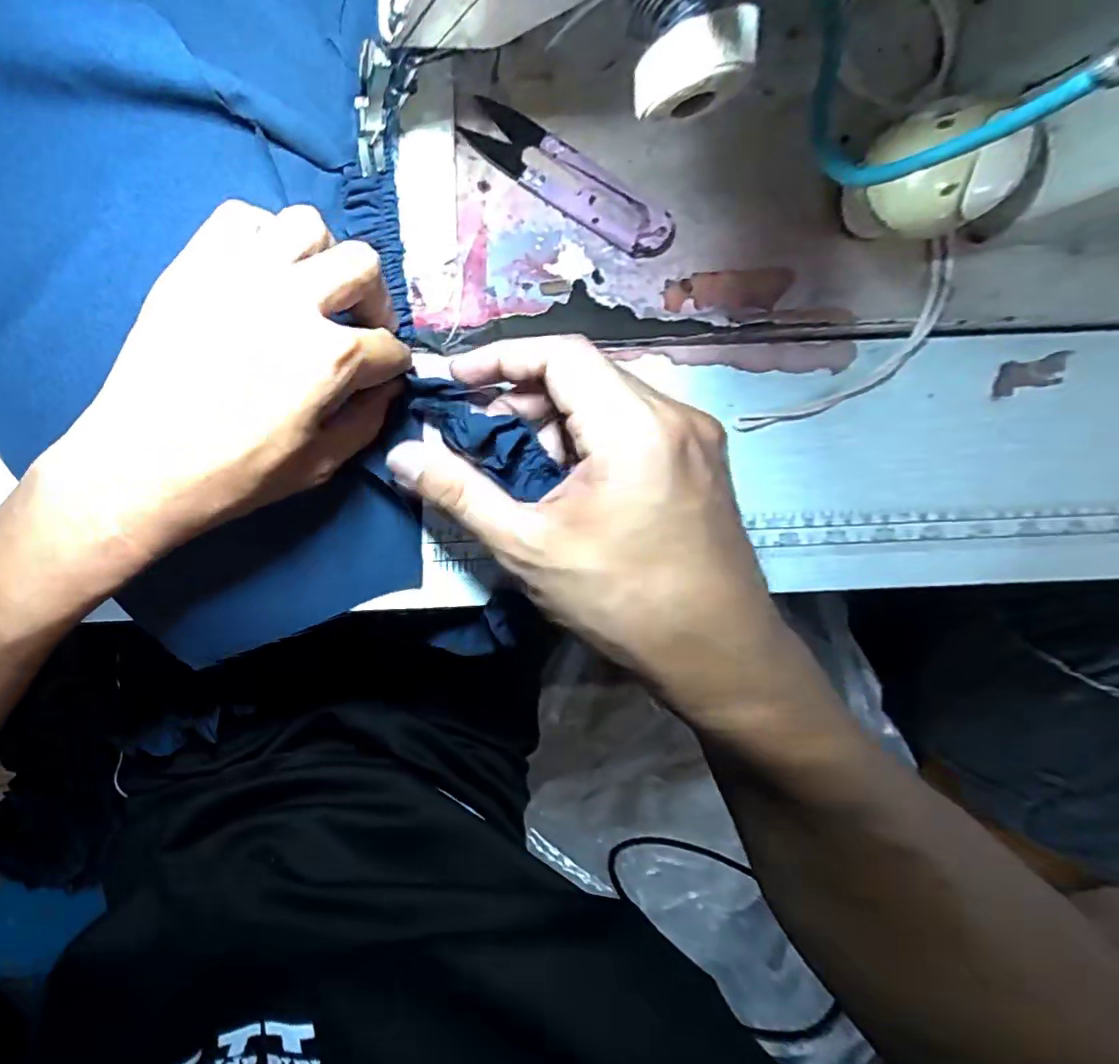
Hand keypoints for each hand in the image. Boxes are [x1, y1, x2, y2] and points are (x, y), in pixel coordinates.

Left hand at [19, 201, 410, 574]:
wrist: (141, 466)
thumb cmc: (231, 477)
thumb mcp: (316, 467)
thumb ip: (365, 423)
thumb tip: (386, 389)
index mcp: (332, 357)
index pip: (388, 347)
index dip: (391, 366)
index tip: (381, 374)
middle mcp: (295, 300)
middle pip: (363, 266)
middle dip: (373, 300)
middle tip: (357, 326)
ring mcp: (242, 273)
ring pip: (306, 225)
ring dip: (321, 257)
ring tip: (307, 290)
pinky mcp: (196, 263)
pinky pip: (240, 218)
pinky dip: (261, 238)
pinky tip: (258, 273)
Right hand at [385, 336, 808, 726]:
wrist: (718, 654)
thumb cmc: (619, 601)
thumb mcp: (526, 546)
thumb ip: (459, 492)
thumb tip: (401, 455)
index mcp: (634, 427)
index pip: (561, 353)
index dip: (499, 358)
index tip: (454, 381)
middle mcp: (674, 415)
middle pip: (583, 373)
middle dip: (520, 395)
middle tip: (476, 434)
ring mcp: (693, 437)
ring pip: (606, 399)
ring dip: (552, 420)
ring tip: (515, 465)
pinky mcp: (699, 461)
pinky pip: (630, 425)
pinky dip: (585, 438)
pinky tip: (561, 481)